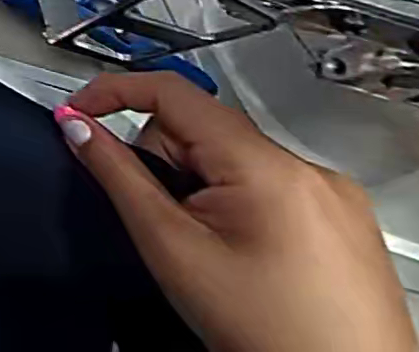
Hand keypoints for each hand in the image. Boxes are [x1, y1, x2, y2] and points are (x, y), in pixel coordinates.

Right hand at [57, 72, 417, 351]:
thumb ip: (115, 173)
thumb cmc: (269, 337)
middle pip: (197, 127)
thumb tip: (74, 123)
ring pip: (226, 154)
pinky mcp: (343, 221)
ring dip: (196, 183)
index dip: (114, 92)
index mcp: (267, 166)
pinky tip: (241, 251)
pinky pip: (262, 180)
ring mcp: (333, 196)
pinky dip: (232, 199)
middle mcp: (309, 169)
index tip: (78, 110)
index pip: (171, 91)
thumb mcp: (170, 246)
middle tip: (166, 220)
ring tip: (207, 245)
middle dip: (163, 161)